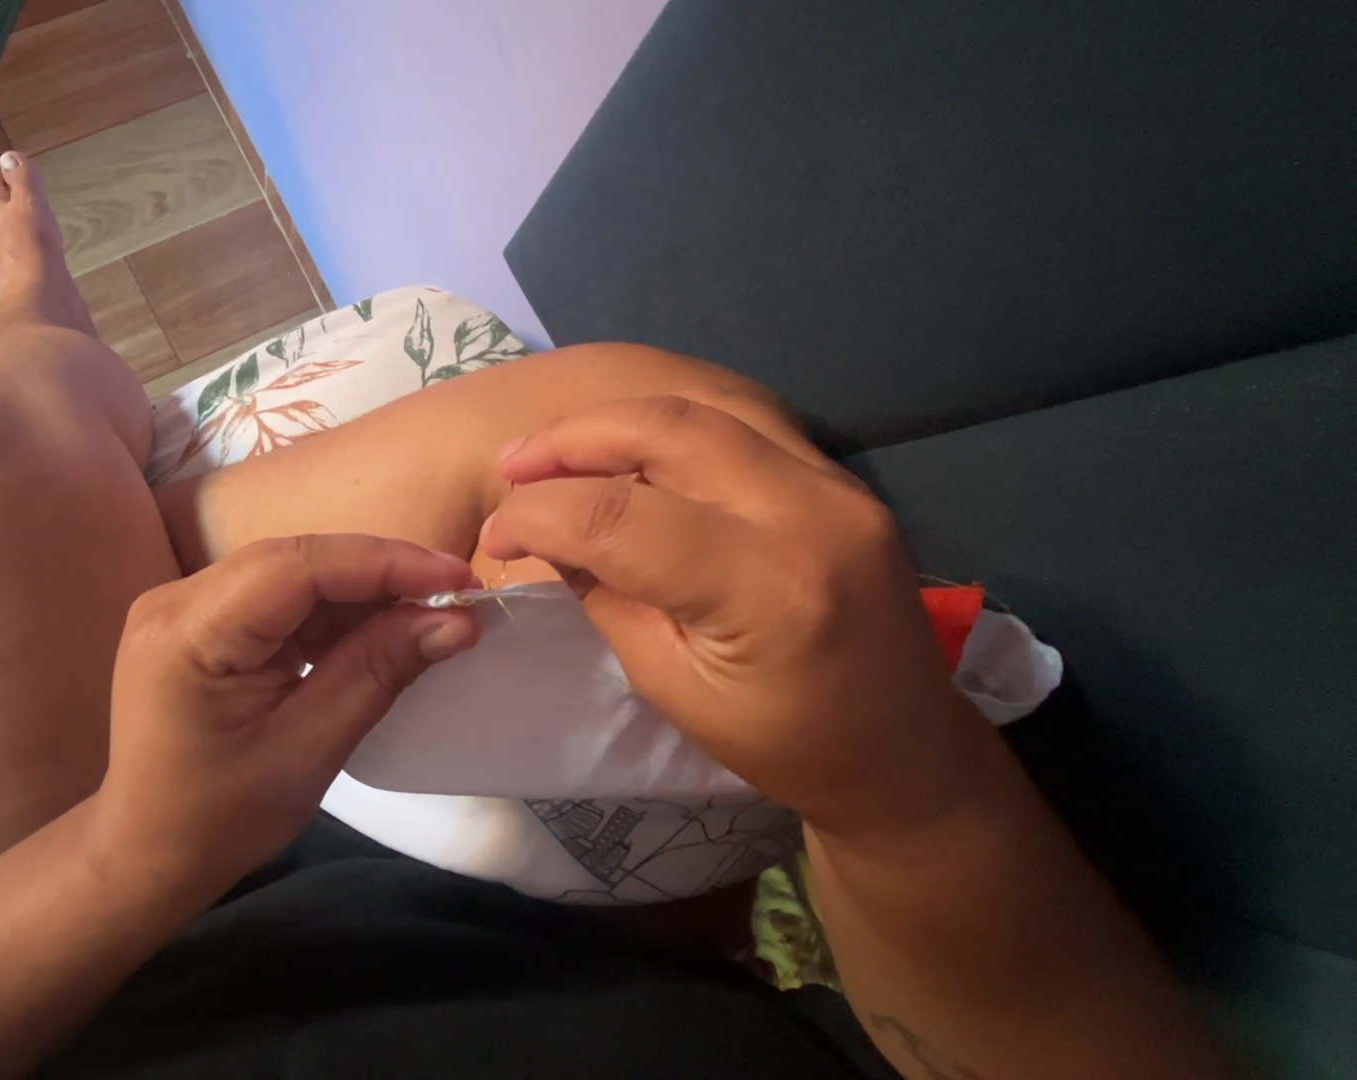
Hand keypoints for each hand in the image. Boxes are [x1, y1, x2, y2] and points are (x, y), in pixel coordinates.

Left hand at [92, 535, 481, 900]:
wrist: (146, 852)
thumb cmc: (221, 819)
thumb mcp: (308, 750)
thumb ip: (378, 672)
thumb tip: (456, 621)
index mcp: (189, 633)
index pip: (297, 567)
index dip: (383, 562)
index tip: (458, 577)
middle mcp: (176, 600)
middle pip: (296, 560)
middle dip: (380, 573)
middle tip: (455, 594)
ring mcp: (184, 605)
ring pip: (293, 573)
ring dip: (362, 591)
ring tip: (428, 614)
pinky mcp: (201, 618)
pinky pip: (279, 597)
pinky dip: (334, 610)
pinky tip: (378, 628)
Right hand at [479, 396, 986, 833]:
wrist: (903, 752)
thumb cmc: (780, 742)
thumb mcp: (668, 682)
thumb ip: (605, 593)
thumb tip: (544, 531)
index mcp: (764, 589)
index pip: (619, 519)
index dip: (539, 515)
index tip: (497, 534)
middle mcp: (807, 512)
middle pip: (665, 429)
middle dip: (571, 439)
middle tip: (513, 463)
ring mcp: (835, 483)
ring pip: (702, 407)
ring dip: (615, 420)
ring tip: (555, 448)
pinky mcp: (838, 477)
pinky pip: (738, 422)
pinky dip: (665, 426)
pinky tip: (626, 449)